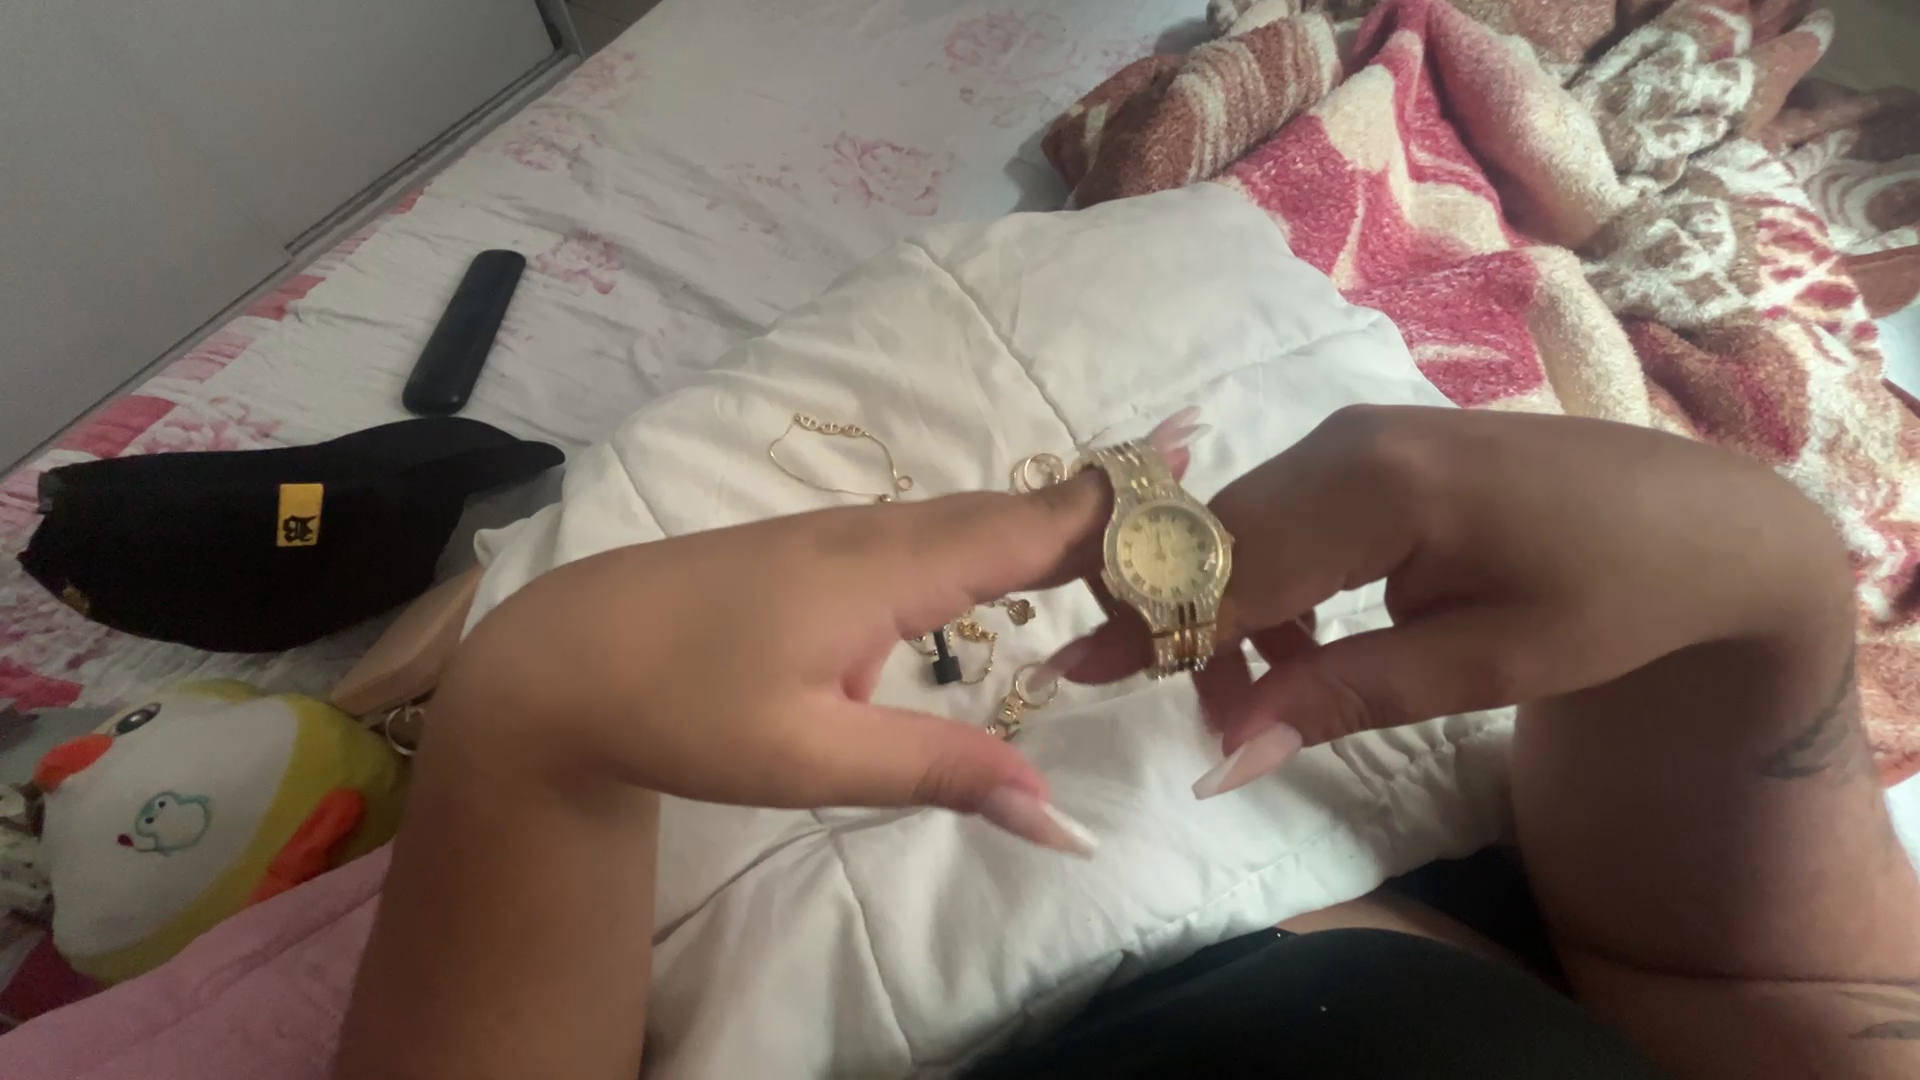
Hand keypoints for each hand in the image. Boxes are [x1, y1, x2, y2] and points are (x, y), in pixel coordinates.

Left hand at [432, 414, 1203, 854]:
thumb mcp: (815, 756)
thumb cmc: (684, 706)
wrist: (566, 658)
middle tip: (1190, 492)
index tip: (1195, 477)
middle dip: (1104, 503)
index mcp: (891, 570)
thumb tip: (1063, 818)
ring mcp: (848, 532)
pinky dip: (998, 529)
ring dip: (1053, 513)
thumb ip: (941, 772)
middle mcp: (882, 532)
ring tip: (1130, 515)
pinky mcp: (823, 548)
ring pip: (975, 514)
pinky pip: (936, 529)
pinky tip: (1014, 547)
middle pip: (1015, 509)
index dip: (1116, 507)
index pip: (1031, 528)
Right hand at [1045, 406, 1854, 796]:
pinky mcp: (1348, 449)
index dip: (1156, 625)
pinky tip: (1299, 636)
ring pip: (1233, 529)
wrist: (1697, 518)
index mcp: (1379, 486)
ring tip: (1264, 688)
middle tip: (1202, 710)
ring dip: (1224, 610)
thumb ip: (1342, 698)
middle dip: (1188, 627)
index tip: (1080, 669)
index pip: (1230, 567)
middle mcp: (1340, 441)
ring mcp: (1341, 437)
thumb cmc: (1608, 597)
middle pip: (1215, 540)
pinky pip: (1268, 517)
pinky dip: (1259, 583)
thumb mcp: (1483, 667)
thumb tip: (1226, 756)